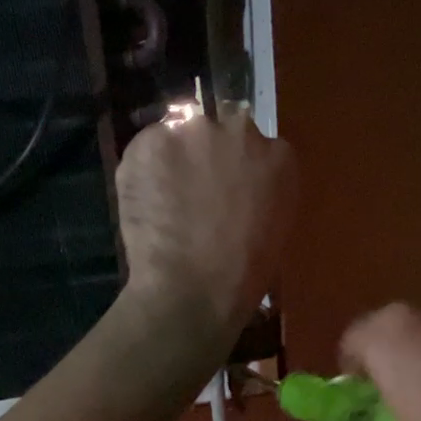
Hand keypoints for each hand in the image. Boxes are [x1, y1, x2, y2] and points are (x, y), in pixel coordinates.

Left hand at [116, 111, 296, 339]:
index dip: (233, 169)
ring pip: (178, 137)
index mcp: (278, 158)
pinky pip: (145, 151)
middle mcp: (239, 131)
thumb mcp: (273, 231)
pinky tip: (146, 205)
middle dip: (205, 156)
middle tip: (191, 196)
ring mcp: (193, 131)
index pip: (253, 146)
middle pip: (216, 131)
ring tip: (163, 203)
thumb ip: (259, 194)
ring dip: (172, 161)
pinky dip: (142, 173)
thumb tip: (236, 188)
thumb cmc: (241, 278)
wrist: (192, 290)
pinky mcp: (152, 141)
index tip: (223, 192)